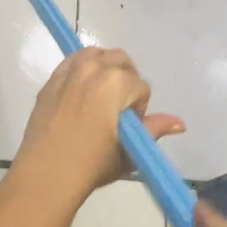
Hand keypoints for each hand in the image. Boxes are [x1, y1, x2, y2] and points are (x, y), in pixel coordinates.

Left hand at [14, 48, 184, 194]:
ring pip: (97, 54)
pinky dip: (83, 68)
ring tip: (103, 96)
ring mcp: (70, 69)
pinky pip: (74, 60)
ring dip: (106, 68)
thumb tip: (180, 123)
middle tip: (119, 109)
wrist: (47, 171)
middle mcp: (94, 67)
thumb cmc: (92, 164)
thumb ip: (153, 130)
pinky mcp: (53, 77)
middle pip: (121, 61)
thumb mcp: (128, 151)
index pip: (141, 87)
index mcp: (117, 83)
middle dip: (127, 80)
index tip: (128, 127)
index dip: (139, 108)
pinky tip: (82, 91)